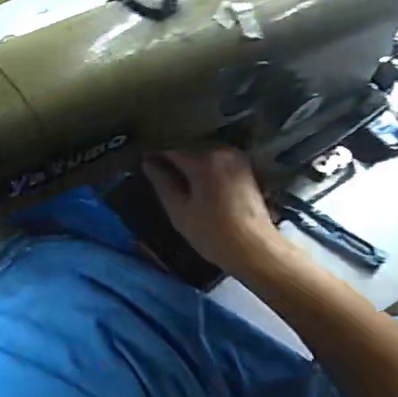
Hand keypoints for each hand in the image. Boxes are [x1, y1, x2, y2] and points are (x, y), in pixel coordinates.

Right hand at [142, 146, 285, 278]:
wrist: (256, 249)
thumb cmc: (213, 234)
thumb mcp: (179, 211)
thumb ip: (162, 183)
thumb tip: (148, 163)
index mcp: (203, 160)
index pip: (171, 149)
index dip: (154, 154)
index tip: (141, 160)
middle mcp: (222, 152)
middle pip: (189, 147)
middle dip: (172, 155)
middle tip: (154, 167)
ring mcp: (237, 159)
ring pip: (204, 153)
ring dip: (189, 160)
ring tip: (173, 173)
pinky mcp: (246, 169)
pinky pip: (217, 160)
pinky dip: (204, 166)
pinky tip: (196, 179)